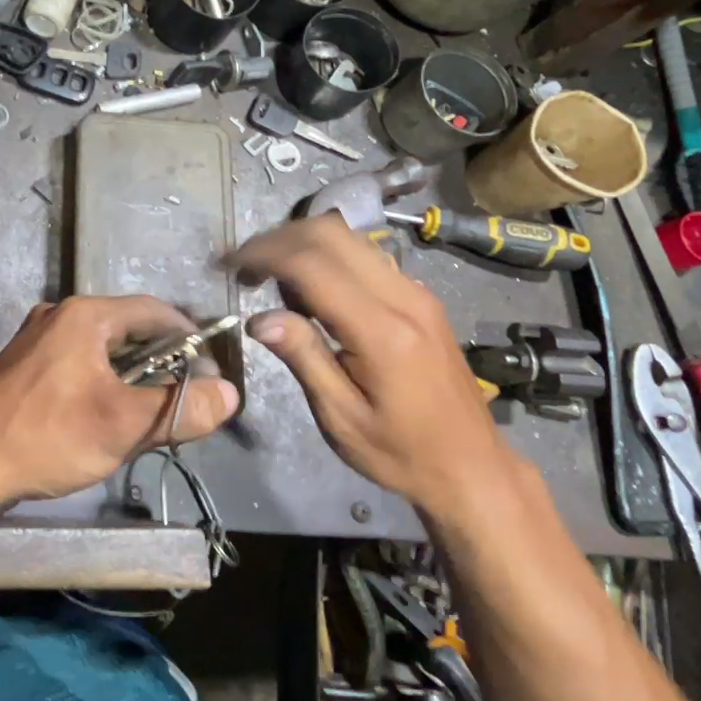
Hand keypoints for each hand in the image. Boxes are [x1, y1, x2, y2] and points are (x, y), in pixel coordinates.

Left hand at [0, 295, 241, 504]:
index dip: (188, 336)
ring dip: (130, 374)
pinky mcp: (22, 366)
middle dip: (160, 359)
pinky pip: (76, 362)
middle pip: (126, 328)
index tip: (212, 366)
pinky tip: (107, 413)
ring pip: (100, 348)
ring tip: (152, 408)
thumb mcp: (123, 424)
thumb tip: (229, 394)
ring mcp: (35, 340)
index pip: (152, 310)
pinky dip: (101, 380)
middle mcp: (57, 316)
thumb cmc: (47, 436)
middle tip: (186, 392)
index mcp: (82, 316)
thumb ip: (180, 407)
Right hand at [228, 214, 514, 515]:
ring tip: (268, 275)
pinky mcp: (419, 297)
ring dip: (301, 243)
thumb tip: (259, 318)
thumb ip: (303, 359)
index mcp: (382, 332)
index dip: (263, 254)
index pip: (312, 264)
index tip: (228, 266)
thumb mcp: (341, 417)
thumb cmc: (400, 452)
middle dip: (278, 239)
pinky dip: (326, 255)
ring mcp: (416, 293)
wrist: (472, 467)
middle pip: (331, 233)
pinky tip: (306, 289)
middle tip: (244, 266)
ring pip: (349, 237)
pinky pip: (365, 255)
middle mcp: (404, 298)